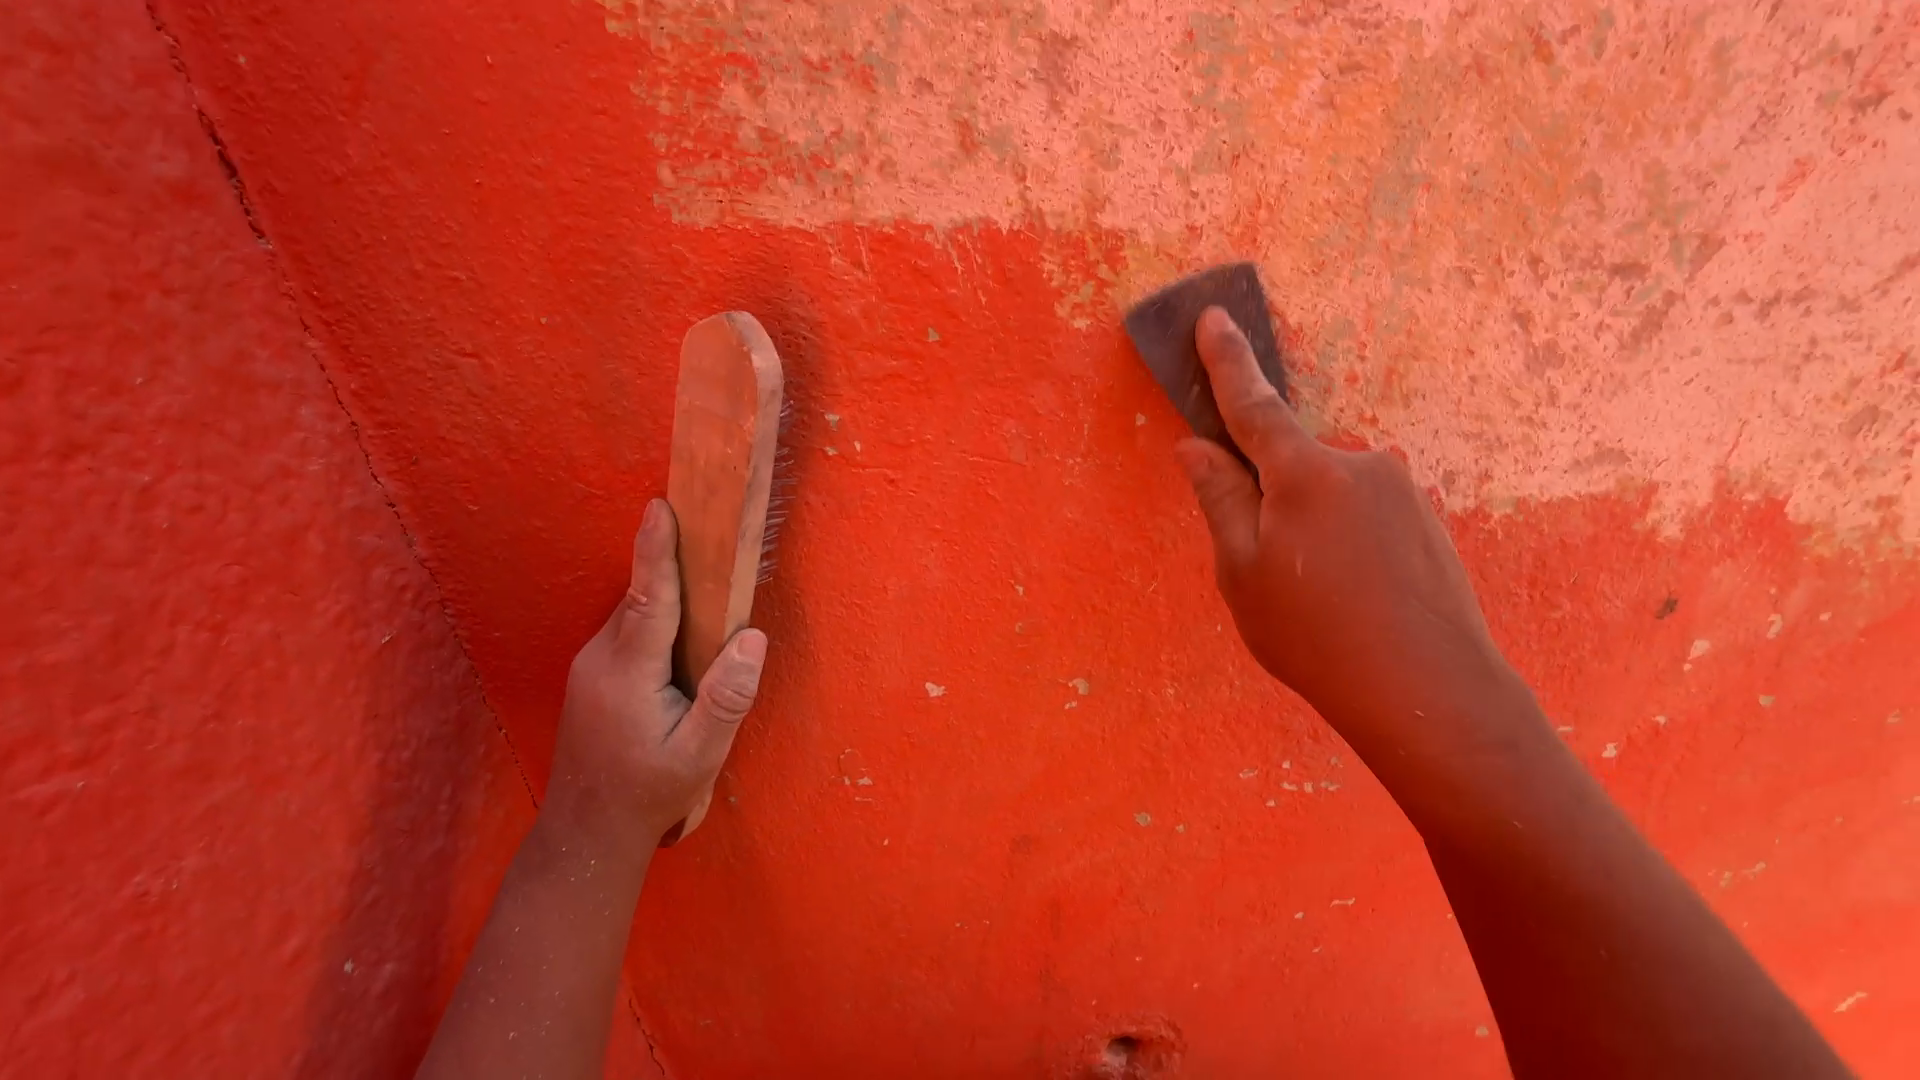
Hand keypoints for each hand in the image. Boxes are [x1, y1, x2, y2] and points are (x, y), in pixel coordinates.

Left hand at [546, 498, 767, 848]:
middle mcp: (601, 658)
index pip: (647, 599)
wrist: (587, 831)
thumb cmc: (649, 793)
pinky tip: (682, 641)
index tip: (660, 506)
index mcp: (629, 673)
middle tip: (711, 538)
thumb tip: (751, 637)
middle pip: (644, 599)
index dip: (656, 550)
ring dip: (669, 598)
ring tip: (708, 593)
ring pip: (636, 614)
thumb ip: (726, 697)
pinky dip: (657, 619)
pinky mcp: (592, 673)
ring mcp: (590, 664)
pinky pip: (629, 630)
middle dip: (675, 566)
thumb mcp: (700, 754)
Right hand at [1174, 307, 1529, 756]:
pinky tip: (1353, 598)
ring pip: (1329, 492)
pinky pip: (1365, 513)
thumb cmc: (1315, 635)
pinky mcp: (1428, 519)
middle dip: (1269, 496)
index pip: (1253, 405)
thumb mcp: (1243, 573)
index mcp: (1305, 473)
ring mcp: (1403, 490)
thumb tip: (1196, 447)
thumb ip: (1220, 500)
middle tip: (1268, 569)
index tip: (1214, 318)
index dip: (1227, 362)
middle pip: (1292, 462)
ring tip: (1316, 598)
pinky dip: (1345, 541)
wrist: (1431, 693)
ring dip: (1310, 526)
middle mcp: (1361, 463)